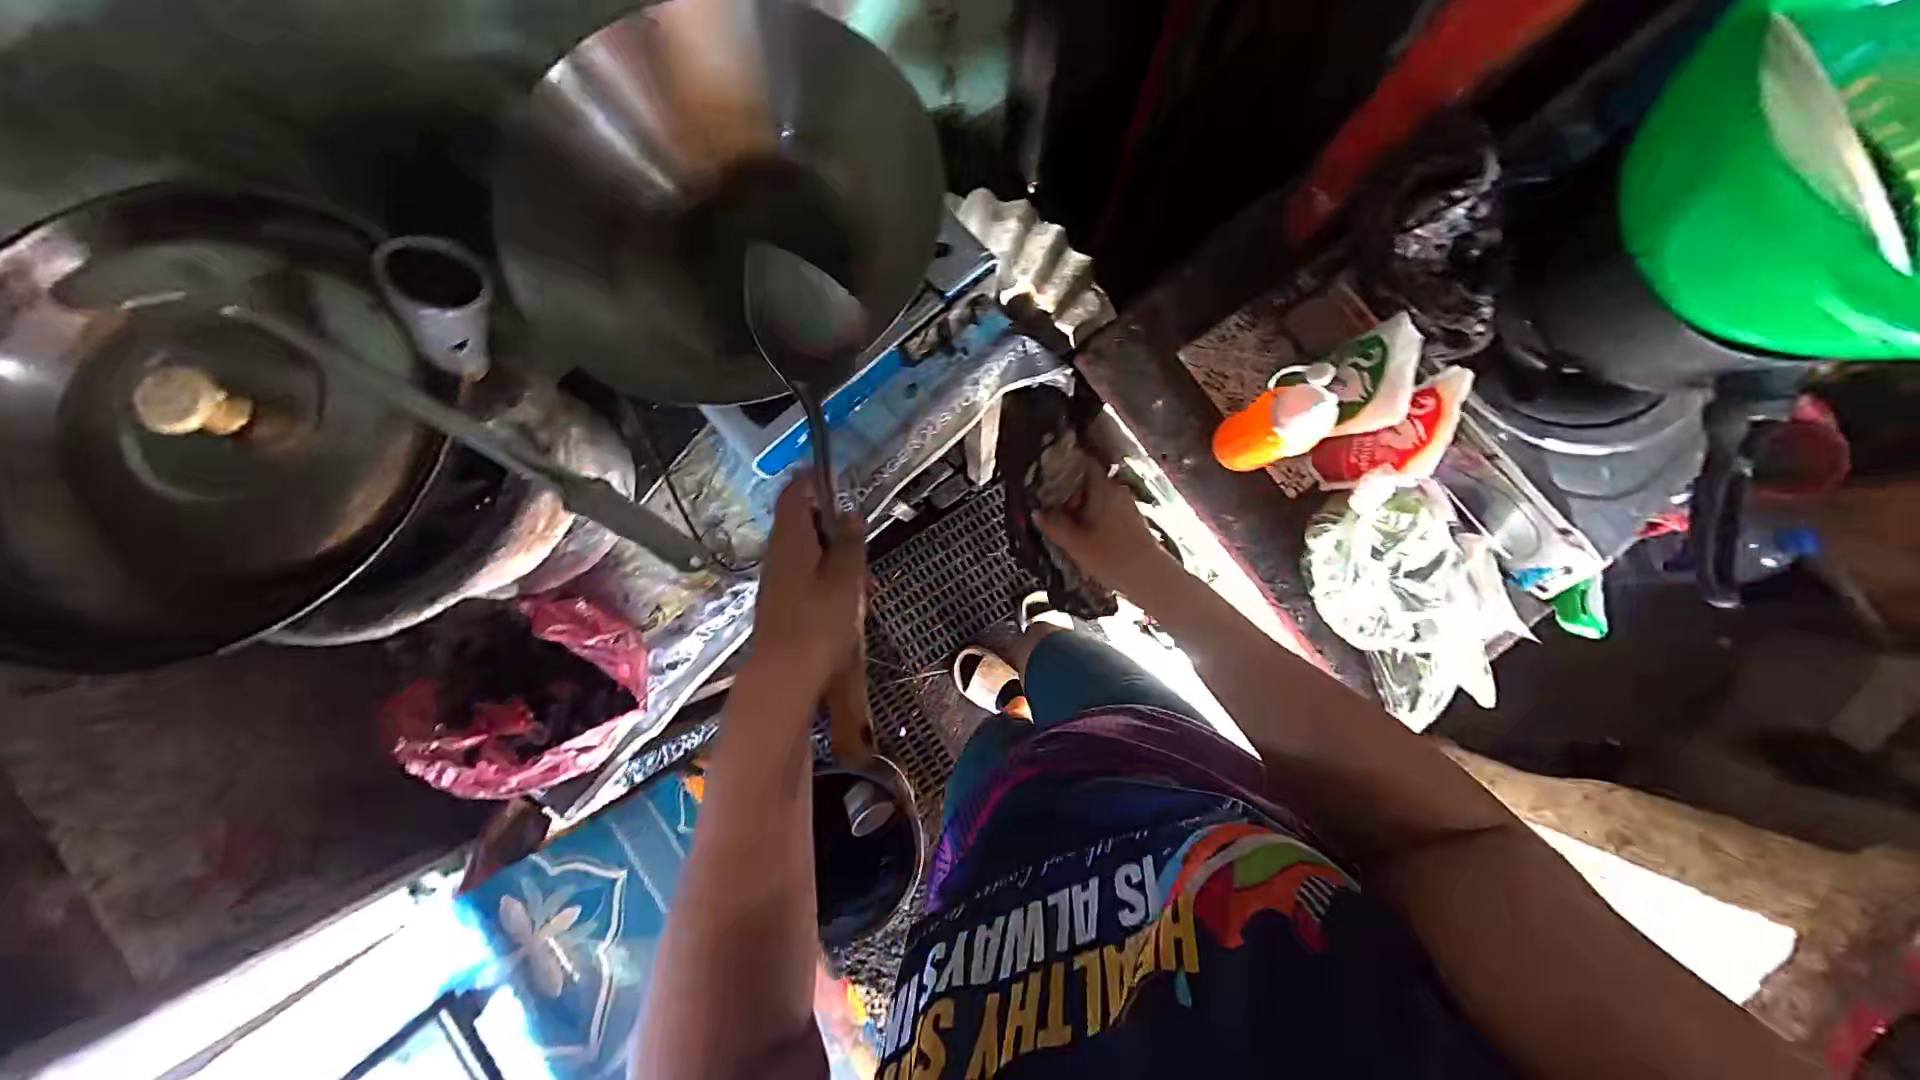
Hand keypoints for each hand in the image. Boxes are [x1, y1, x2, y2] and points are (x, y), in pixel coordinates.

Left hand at [746, 477, 866, 694]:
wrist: (785, 676)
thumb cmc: (818, 622)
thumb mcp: (846, 578)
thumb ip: (850, 543)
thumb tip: (851, 514)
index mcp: (791, 540)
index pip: (795, 494)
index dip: (812, 479)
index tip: (834, 475)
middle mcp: (779, 554)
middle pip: (805, 525)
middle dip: (836, 529)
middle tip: (863, 544)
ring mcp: (779, 581)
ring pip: (811, 554)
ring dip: (839, 559)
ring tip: (866, 583)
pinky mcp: (783, 603)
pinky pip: (809, 578)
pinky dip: (831, 580)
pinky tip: (851, 604)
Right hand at [1035, 470, 1178, 599]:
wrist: (1152, 579)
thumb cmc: (1112, 557)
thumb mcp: (1075, 544)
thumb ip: (1054, 525)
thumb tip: (1037, 511)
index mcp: (1103, 488)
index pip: (1082, 463)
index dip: (1062, 466)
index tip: (1045, 476)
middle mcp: (1116, 490)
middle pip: (1087, 482)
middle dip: (1067, 492)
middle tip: (1047, 505)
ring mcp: (1126, 505)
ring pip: (1096, 498)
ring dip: (1079, 507)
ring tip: (1061, 522)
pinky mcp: (1131, 521)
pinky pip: (1105, 510)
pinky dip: (1091, 517)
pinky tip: (1081, 534)